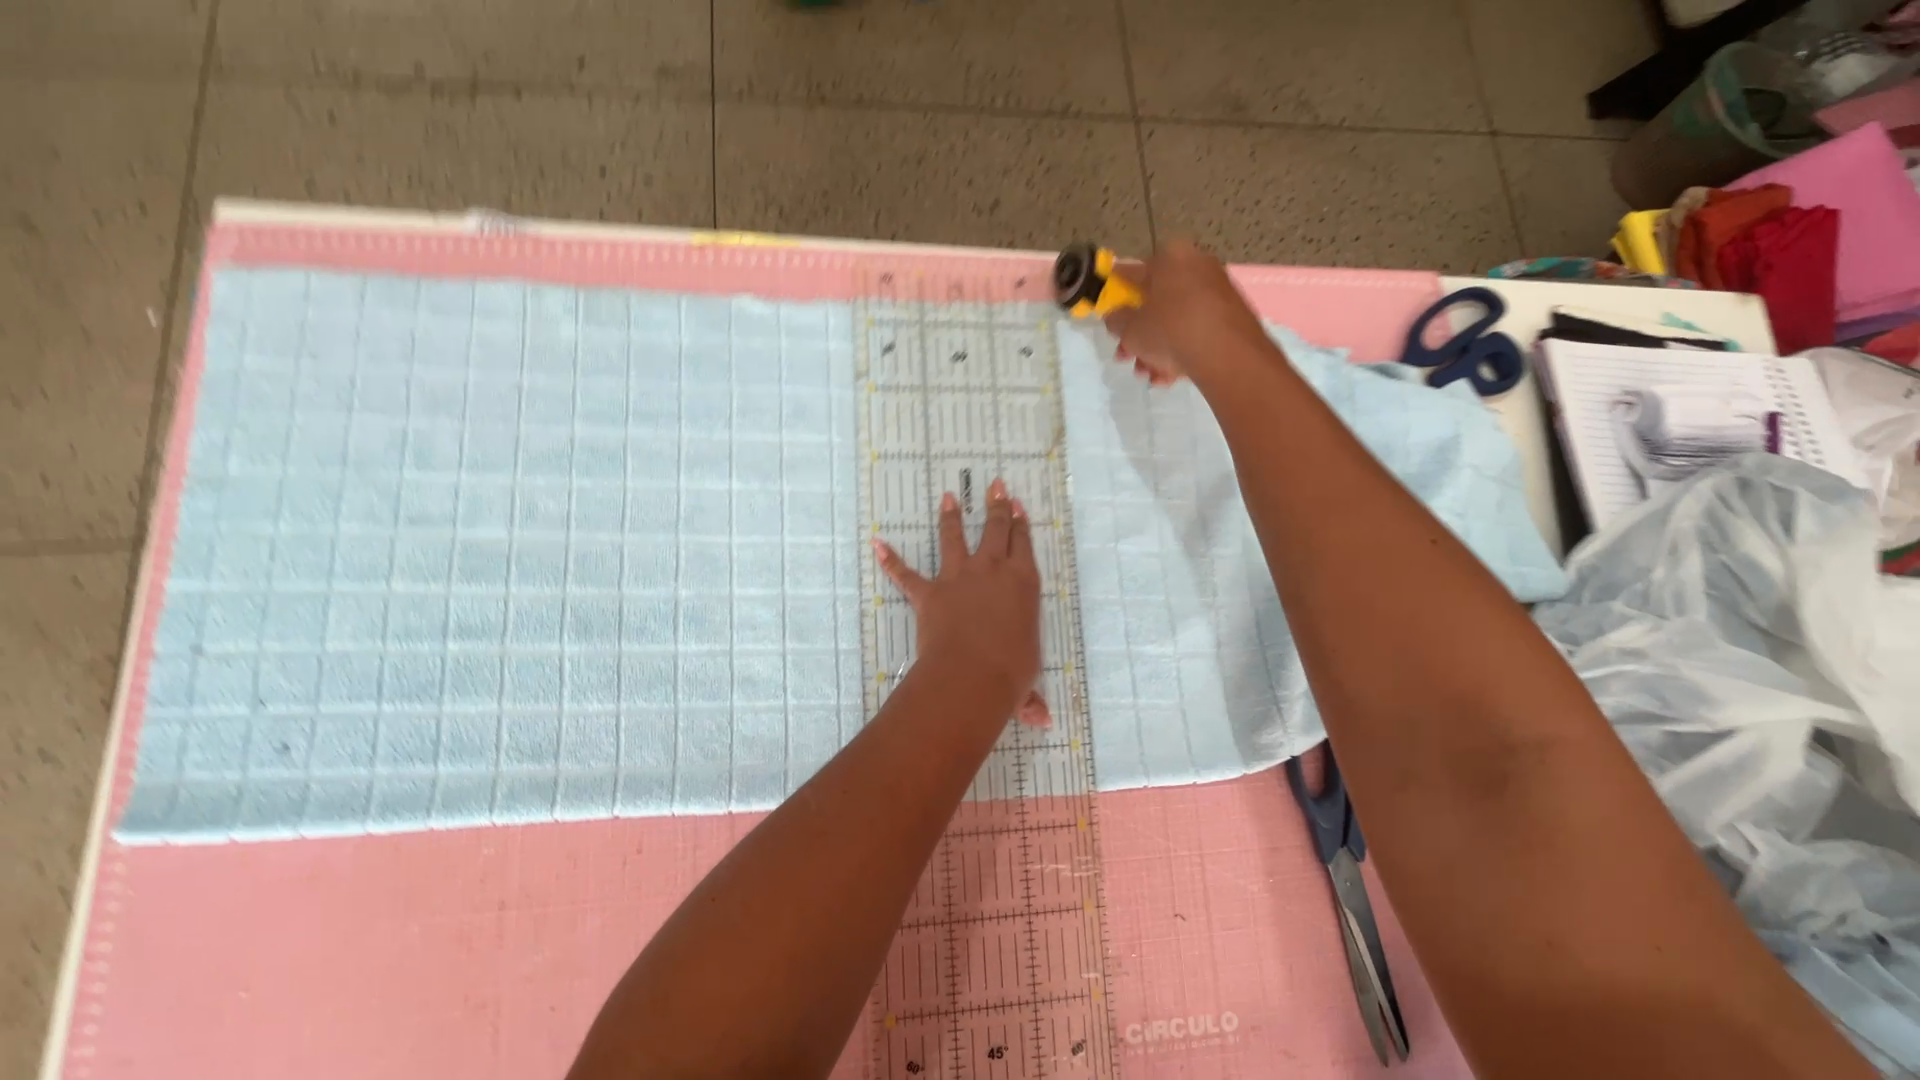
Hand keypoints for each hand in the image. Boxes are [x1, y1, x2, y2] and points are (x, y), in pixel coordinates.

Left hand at [873, 478, 1050, 727]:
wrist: (972, 674)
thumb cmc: (1009, 673)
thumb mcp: (1025, 682)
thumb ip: (1030, 697)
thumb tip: (1042, 721)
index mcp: (1023, 583)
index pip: (1023, 544)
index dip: (1021, 523)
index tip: (1018, 505)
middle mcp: (993, 571)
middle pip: (995, 529)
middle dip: (995, 505)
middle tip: (994, 485)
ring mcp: (959, 578)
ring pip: (954, 538)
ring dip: (950, 517)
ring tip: (948, 498)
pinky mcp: (929, 593)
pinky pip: (906, 573)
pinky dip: (890, 559)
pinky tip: (878, 543)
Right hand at [1104, 237, 1272, 386]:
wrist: (1228, 353)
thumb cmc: (1171, 330)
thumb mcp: (1130, 329)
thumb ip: (1116, 320)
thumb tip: (1116, 316)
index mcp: (1170, 256)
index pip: (1133, 272)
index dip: (1116, 294)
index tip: (1109, 311)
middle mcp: (1196, 265)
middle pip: (1157, 300)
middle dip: (1139, 333)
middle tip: (1126, 355)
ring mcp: (1217, 290)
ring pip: (1177, 319)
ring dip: (1158, 348)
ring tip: (1148, 373)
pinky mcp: (1233, 315)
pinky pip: (1198, 329)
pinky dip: (1182, 350)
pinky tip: (1168, 376)